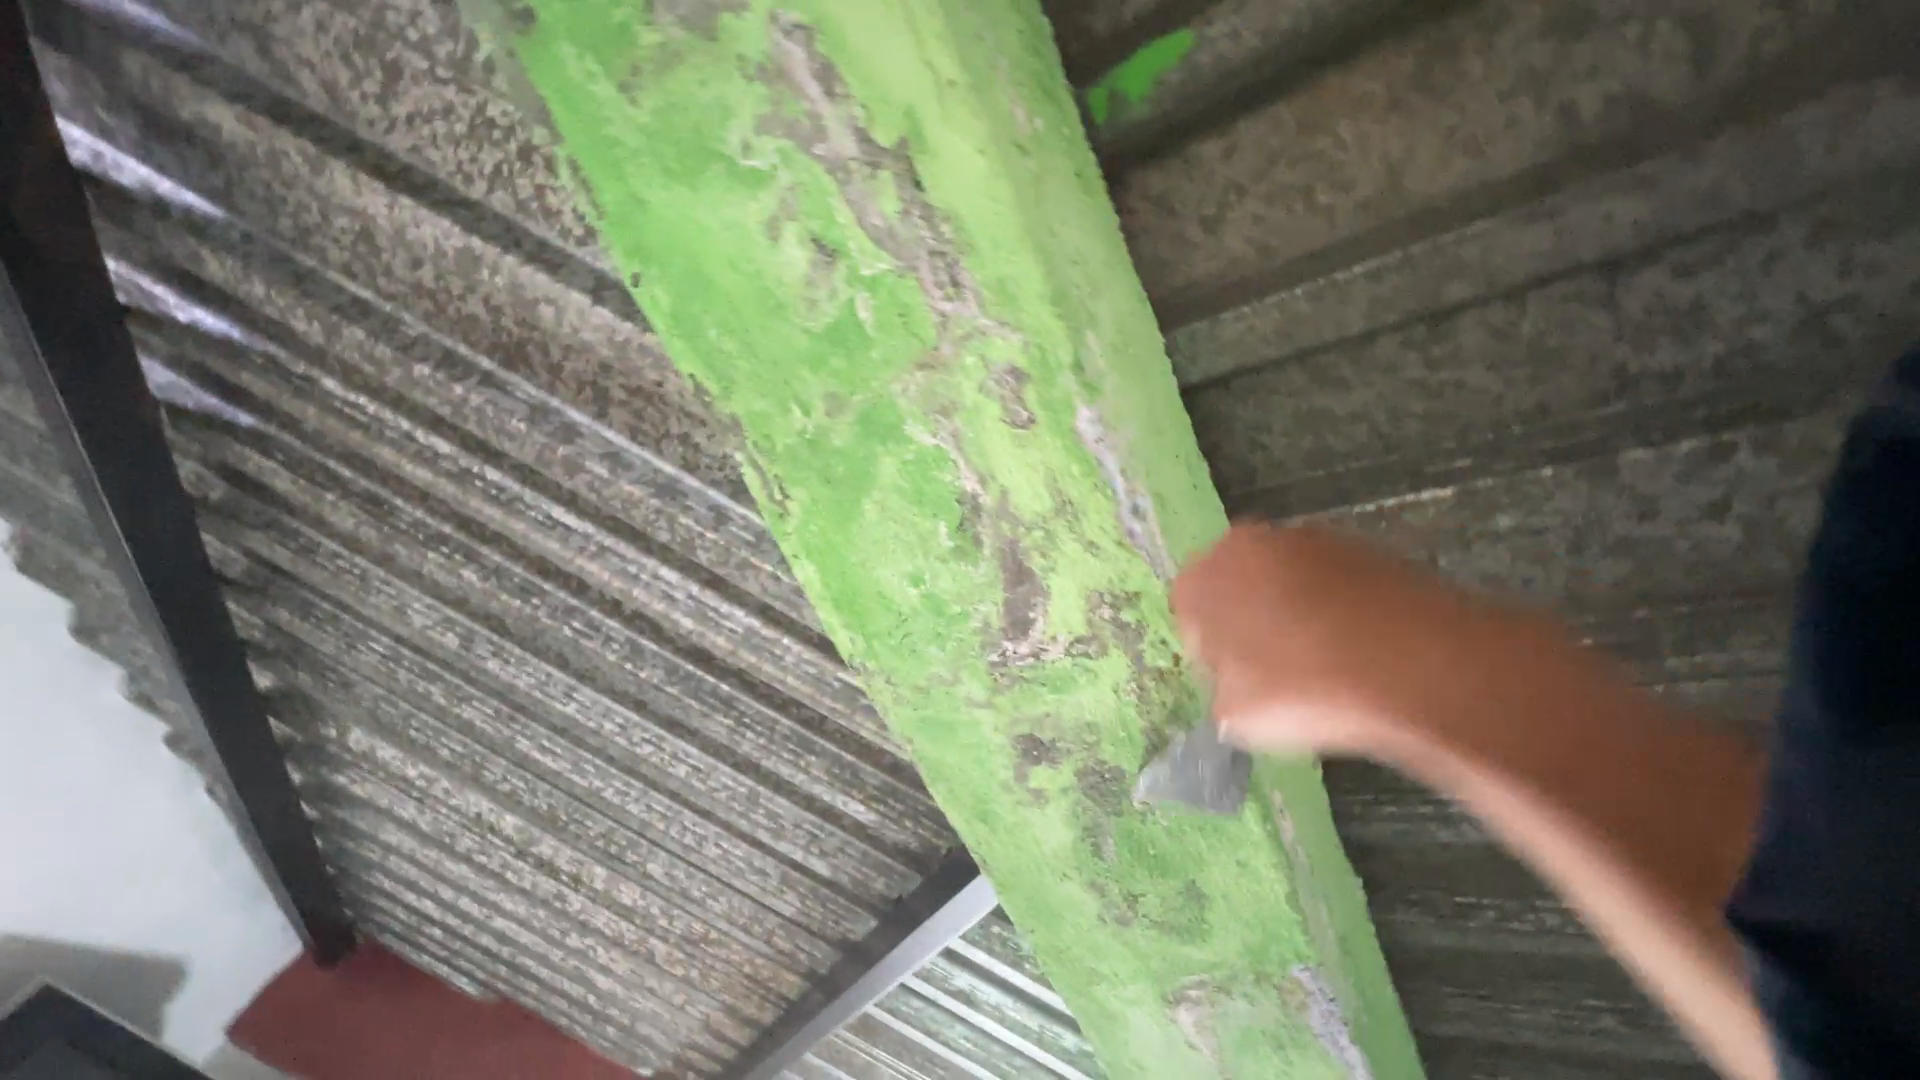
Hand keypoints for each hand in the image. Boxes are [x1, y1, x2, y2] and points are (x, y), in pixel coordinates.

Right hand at [1171, 523, 1500, 759]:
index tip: (1231, 680)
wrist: (1418, 665)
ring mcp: (1311, 538)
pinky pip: (1332, 586)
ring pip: (1285, 583)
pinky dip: (1336, 612)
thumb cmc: (1304, 689)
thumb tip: (1235, 684)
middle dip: (1247, 623)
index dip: (1205, 649)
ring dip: (1293, 615)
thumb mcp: (1235, 715)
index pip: (1185, 610)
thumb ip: (1221, 690)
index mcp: (1203, 576)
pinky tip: (1356, 653)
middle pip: (1235, 586)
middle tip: (1271, 673)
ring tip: (1320, 666)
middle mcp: (1249, 542)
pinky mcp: (1365, 548)